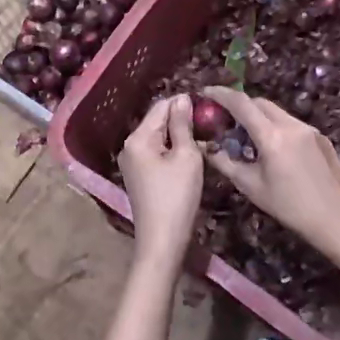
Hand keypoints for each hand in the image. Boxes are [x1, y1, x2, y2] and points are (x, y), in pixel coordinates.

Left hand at [119, 95, 202, 258]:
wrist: (162, 240)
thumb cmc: (177, 196)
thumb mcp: (186, 156)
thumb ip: (182, 125)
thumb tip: (182, 98)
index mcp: (137, 138)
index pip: (161, 107)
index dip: (184, 104)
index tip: (208, 108)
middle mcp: (129, 147)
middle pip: (157, 122)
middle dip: (181, 122)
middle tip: (210, 126)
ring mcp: (132, 163)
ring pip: (158, 139)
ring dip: (179, 138)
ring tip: (203, 141)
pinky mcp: (139, 177)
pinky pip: (156, 154)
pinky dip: (172, 152)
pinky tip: (190, 159)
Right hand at [200, 87, 339, 250]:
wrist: (339, 219)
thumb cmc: (290, 207)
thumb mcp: (252, 187)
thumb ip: (225, 162)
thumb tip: (205, 147)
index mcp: (272, 137)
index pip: (241, 103)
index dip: (220, 94)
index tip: (205, 92)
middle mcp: (292, 125)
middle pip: (259, 103)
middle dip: (239, 105)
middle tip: (223, 118)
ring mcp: (309, 129)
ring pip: (276, 112)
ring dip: (258, 117)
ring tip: (245, 136)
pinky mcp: (320, 137)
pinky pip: (291, 124)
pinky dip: (275, 127)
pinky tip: (272, 150)